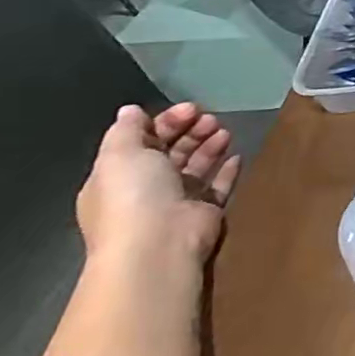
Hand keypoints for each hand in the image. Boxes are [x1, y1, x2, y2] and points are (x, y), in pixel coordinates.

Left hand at [77, 102, 242, 267]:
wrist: (158, 246)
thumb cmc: (133, 195)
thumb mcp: (120, 153)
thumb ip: (126, 128)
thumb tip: (131, 111)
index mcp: (119, 176)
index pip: (144, 140)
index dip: (166, 121)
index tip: (190, 109)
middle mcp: (145, 190)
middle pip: (171, 152)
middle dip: (190, 131)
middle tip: (210, 118)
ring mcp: (176, 203)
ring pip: (196, 167)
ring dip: (209, 146)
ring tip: (224, 132)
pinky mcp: (203, 215)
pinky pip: (217, 188)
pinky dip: (226, 171)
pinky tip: (235, 156)